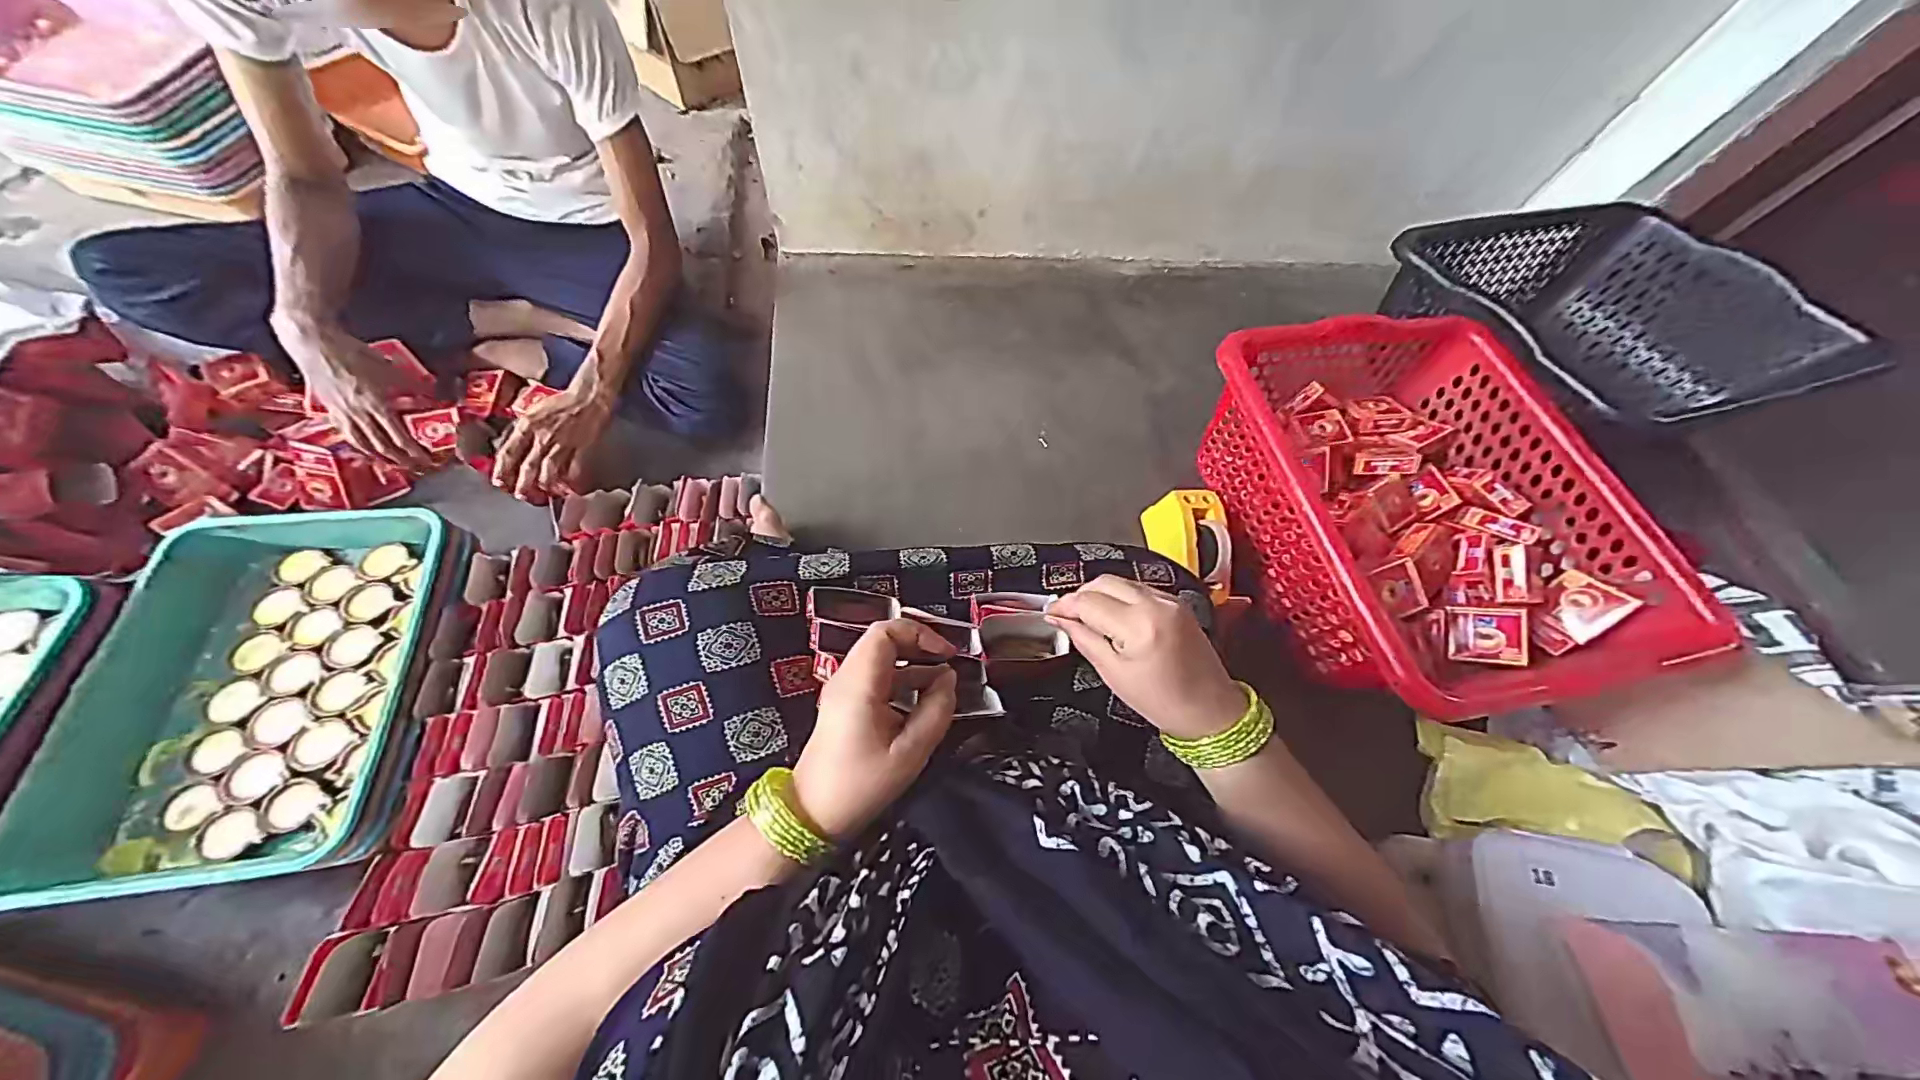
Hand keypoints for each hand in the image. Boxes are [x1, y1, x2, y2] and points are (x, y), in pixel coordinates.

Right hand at [280, 321, 432, 469]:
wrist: (315, 343)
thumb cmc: (357, 354)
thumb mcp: (394, 370)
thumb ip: (417, 387)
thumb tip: (438, 398)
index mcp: (377, 405)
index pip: (400, 438)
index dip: (415, 454)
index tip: (429, 463)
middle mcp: (358, 414)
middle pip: (382, 447)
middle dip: (402, 462)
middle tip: (418, 470)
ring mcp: (341, 412)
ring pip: (362, 444)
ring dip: (381, 458)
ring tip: (396, 465)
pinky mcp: (329, 408)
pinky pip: (347, 434)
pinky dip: (360, 446)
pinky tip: (367, 450)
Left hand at [490, 383, 612, 504]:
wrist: (588, 398)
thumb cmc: (562, 401)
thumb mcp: (534, 409)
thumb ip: (526, 427)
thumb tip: (517, 443)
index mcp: (527, 425)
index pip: (509, 451)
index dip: (502, 468)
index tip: (498, 480)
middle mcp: (542, 436)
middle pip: (528, 464)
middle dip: (521, 482)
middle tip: (518, 494)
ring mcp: (562, 443)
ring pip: (548, 468)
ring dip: (543, 483)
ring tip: (540, 493)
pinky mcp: (579, 447)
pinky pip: (570, 466)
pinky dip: (567, 478)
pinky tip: (565, 486)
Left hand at [790, 619, 957, 840]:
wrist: (813, 813)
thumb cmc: (858, 786)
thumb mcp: (910, 753)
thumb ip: (937, 711)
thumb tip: (949, 681)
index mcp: (859, 684)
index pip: (886, 631)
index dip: (921, 633)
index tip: (946, 652)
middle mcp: (847, 679)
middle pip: (884, 639)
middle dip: (921, 645)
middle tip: (948, 660)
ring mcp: (844, 690)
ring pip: (882, 658)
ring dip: (914, 663)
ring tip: (943, 682)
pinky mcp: (846, 703)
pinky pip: (877, 677)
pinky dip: (903, 679)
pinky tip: (924, 699)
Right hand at [1047, 575, 1246, 738]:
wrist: (1209, 710)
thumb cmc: (1166, 701)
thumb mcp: (1113, 673)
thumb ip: (1083, 639)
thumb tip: (1060, 619)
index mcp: (1139, 625)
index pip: (1088, 601)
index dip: (1064, 606)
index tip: (1051, 613)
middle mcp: (1156, 605)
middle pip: (1102, 582)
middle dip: (1079, 596)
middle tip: (1065, 615)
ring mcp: (1169, 600)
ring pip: (1119, 582)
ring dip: (1098, 594)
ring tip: (1086, 619)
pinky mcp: (1176, 602)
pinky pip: (1137, 589)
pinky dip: (1118, 597)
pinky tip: (1110, 617)